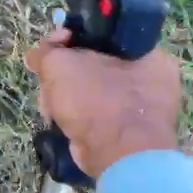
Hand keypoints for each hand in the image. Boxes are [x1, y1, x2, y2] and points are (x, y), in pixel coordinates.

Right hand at [26, 28, 182, 180]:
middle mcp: (151, 81)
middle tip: (50, 82)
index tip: (54, 47)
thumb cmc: (97, 100)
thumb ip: (47, 50)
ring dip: (61, 96)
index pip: (102, 36)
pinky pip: (91, 111)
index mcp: (149, 57)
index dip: (72, 39)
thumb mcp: (60, 63)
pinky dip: (73, 114)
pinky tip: (61, 120)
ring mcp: (140, 108)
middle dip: (61, 74)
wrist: (119, 157)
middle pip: (89, 64)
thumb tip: (41, 55)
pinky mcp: (126, 130)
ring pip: (85, 89)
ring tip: (53, 107)